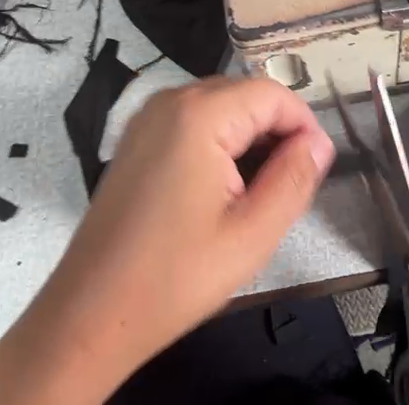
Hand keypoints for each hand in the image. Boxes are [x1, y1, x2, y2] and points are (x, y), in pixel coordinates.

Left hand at [0, 77, 335, 404]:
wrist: (91, 314)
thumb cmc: (174, 277)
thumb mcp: (252, 234)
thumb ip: (295, 178)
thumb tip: (318, 143)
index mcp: (199, 114)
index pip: (273, 95)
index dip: (303, 127)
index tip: (313, 171)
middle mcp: (170, 100)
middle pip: (246, 95)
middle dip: (275, 133)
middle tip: (284, 189)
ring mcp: (147, 117)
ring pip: (222, 107)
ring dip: (248, 139)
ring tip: (253, 194)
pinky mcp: (136, 138)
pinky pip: (193, 121)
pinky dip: (218, 143)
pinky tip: (219, 190)